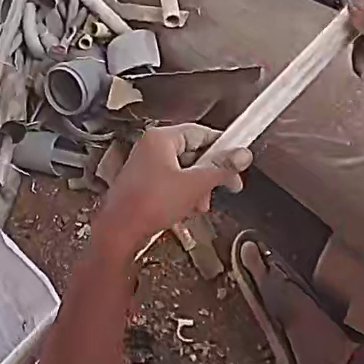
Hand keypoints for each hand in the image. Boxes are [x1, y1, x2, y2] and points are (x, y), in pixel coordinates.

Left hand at [92, 124, 249, 253]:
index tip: (238, 160)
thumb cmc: (152, 203)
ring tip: (200, 206)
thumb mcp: (195, 184)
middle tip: (228, 187)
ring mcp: (145, 166)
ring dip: (197, 188)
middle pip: (192, 152)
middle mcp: (150, 147)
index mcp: (160, 138)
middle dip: (210, 174)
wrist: (120, 232)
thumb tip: (243, 154)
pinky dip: (182, 195)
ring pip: (183, 171)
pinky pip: (171, 183)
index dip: (222, 146)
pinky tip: (186, 211)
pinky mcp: (142, 184)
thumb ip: (221, 168)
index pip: (199, 132)